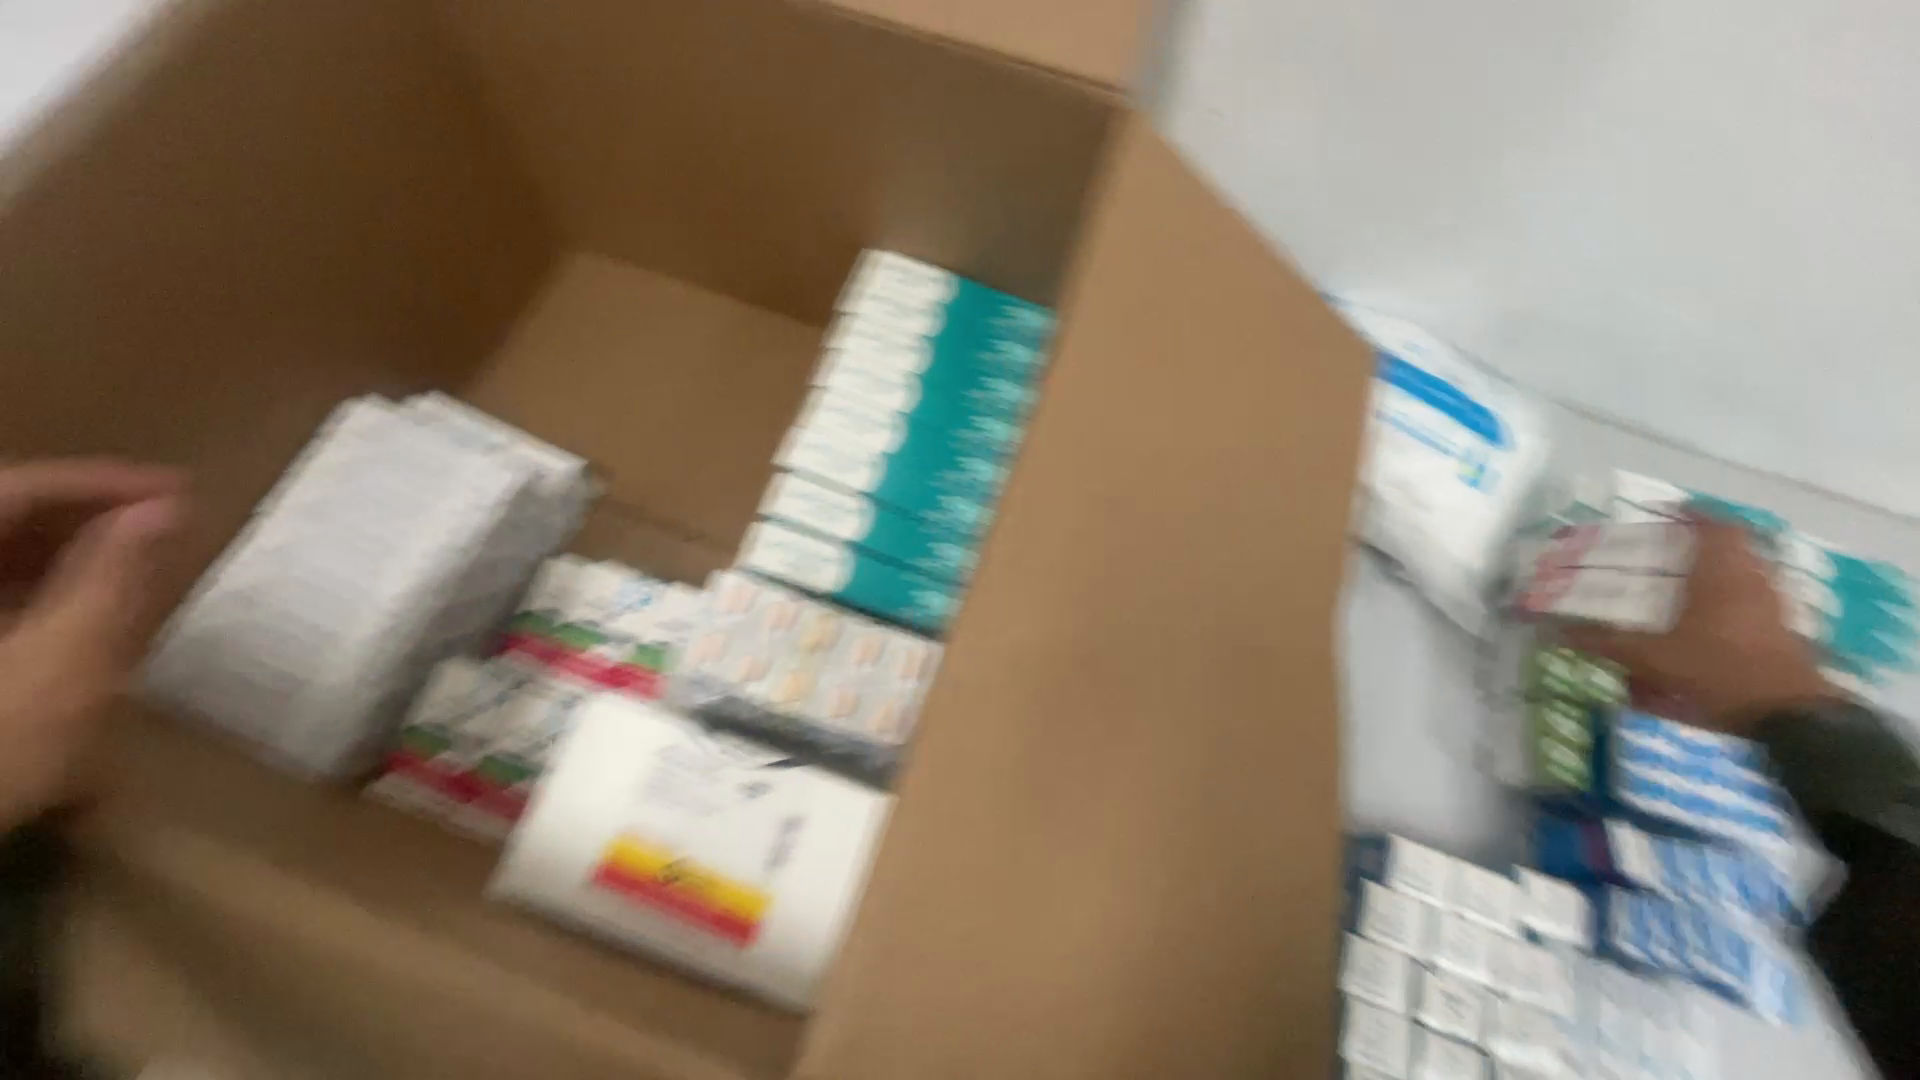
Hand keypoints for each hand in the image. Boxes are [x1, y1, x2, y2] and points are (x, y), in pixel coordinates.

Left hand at [0, 460, 185, 830]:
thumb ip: (116, 577)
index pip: (11, 491)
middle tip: (168, 520)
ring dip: (63, 547)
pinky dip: (34, 583)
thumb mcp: (70, 661)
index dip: (98, 481)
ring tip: (140, 555)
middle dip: (86, 513)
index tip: (180, 489)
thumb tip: (168, 508)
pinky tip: (81, 598)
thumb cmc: (0, 745)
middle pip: (1, 518)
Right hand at [1565, 515, 1836, 734]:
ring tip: (1679, 580)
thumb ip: (1602, 641)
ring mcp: (1774, 607)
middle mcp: (1754, 583)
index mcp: (1722, 576)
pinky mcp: (1783, 630)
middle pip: (1733, 547)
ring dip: (1715, 570)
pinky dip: (1727, 596)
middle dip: (1699, 542)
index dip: (1692, 514)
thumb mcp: (1649, 658)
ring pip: (1745, 572)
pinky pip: (1753, 598)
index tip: (1665, 510)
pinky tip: (1701, 616)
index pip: (1715, 528)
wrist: (1790, 717)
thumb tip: (1551, 629)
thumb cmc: (1717, 672)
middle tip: (1664, 546)